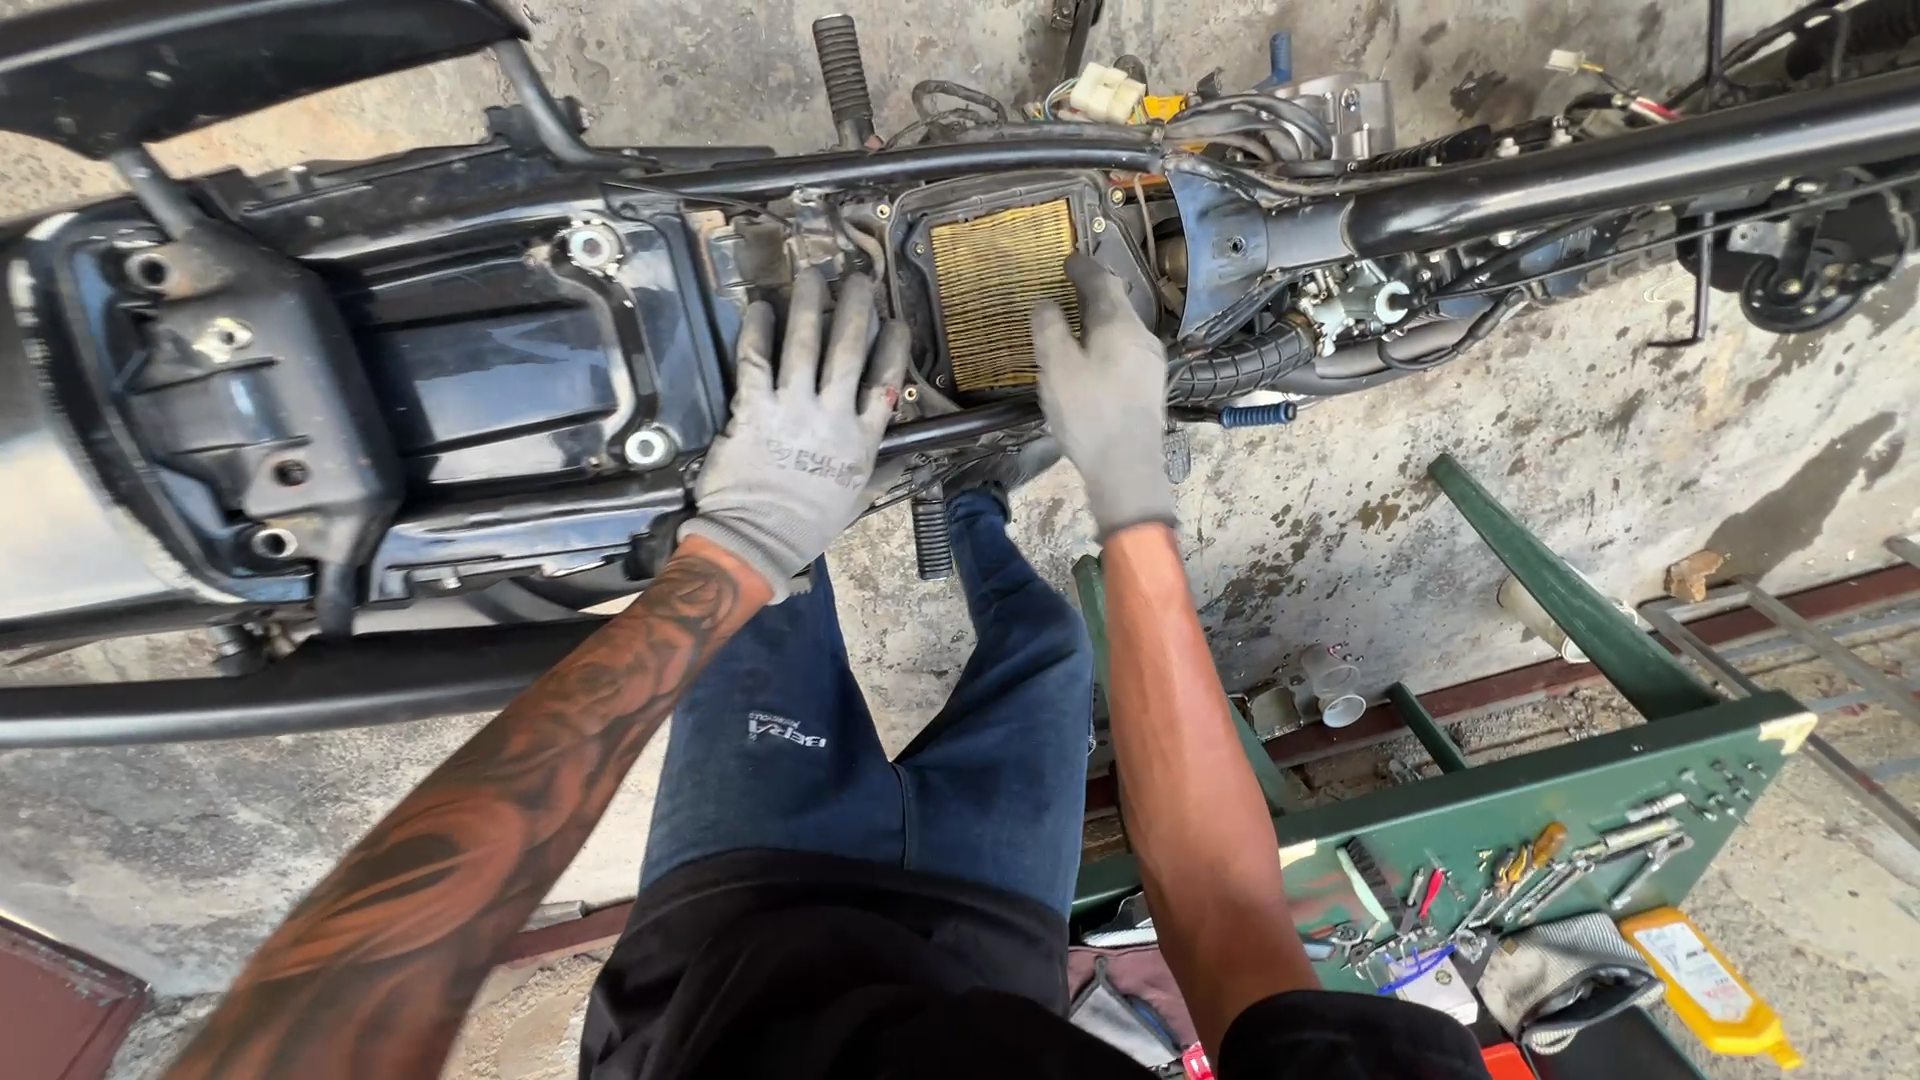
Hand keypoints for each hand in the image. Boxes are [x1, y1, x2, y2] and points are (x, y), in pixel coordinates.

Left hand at [682, 270, 907, 598]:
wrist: (757, 540)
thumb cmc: (808, 526)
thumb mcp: (856, 499)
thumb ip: (878, 470)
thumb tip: (903, 456)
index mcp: (861, 441)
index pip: (885, 384)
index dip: (892, 349)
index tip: (895, 323)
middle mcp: (831, 417)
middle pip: (848, 352)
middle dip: (855, 309)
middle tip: (858, 279)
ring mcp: (792, 409)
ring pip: (804, 345)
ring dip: (808, 305)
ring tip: (811, 274)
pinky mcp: (753, 409)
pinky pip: (756, 360)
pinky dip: (757, 331)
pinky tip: (759, 307)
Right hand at [1031, 253, 1173, 536]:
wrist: (1127, 468)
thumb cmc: (1090, 414)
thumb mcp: (1057, 368)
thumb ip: (1049, 330)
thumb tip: (1045, 303)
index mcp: (1121, 326)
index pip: (1103, 283)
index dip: (1082, 269)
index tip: (1067, 261)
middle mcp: (1142, 339)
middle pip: (1117, 306)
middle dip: (1092, 296)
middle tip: (1069, 291)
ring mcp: (1150, 366)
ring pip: (1123, 332)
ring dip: (1099, 324)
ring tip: (1077, 326)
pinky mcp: (1149, 390)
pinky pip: (1125, 354)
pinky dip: (1106, 346)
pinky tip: (1093, 363)